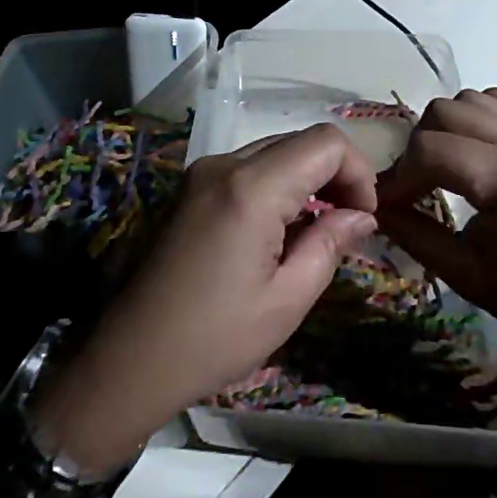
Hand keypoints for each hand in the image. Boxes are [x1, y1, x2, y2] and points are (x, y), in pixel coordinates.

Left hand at [32, 124, 377, 469]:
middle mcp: (223, 165)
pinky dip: (276, 187)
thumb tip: (360, 215)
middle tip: (348, 225)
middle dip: (334, 175)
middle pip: (299, 141)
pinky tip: (279, 231)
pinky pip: (246, 170)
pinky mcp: (189, 189)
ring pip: (273, 153)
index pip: (325, 142)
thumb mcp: (287, 299)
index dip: (358, 171)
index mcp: (250, 188)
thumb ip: (329, 244)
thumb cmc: (215, 337)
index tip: (364, 216)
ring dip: (305, 181)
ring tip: (317, 232)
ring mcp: (200, 173)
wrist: (132, 357)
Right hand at [377, 89, 496, 381]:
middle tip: (412, 188)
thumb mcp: (465, 273)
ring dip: (445, 128)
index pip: (428, 150)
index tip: (386, 204)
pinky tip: (477, 143)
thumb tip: (375, 208)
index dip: (398, 176)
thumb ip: (412, 233)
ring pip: (472, 99)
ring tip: (441, 168)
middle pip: (444, 113)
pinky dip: (484, 111)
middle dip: (416, 148)